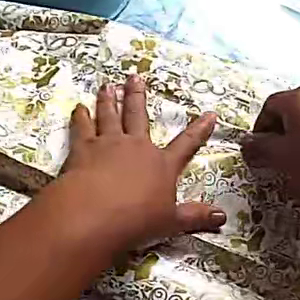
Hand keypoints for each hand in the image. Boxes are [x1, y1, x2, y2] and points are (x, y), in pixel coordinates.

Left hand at [44, 74, 223, 251]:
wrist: (97, 213)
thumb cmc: (138, 220)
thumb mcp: (172, 222)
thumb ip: (195, 216)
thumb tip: (222, 216)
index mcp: (161, 165)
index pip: (186, 145)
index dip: (199, 130)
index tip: (209, 114)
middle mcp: (136, 147)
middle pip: (138, 117)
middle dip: (138, 97)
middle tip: (135, 78)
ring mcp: (108, 144)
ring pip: (109, 116)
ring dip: (108, 100)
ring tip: (107, 86)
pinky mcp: (83, 148)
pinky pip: (82, 128)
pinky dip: (80, 117)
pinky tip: (78, 108)